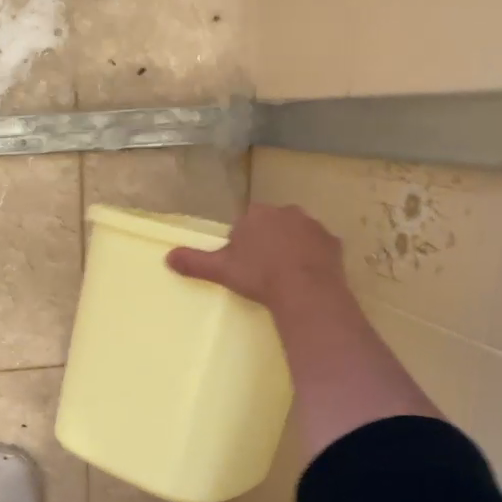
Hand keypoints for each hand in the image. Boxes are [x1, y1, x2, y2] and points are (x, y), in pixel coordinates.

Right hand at [166, 203, 345, 307]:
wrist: (304, 289)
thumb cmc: (258, 275)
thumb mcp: (221, 270)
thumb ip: (194, 261)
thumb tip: (167, 257)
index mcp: (257, 214)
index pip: (245, 223)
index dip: (243, 243)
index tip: (243, 264)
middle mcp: (286, 212)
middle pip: (272, 225)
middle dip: (268, 241)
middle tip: (262, 270)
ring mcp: (313, 225)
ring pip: (297, 233)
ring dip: (291, 247)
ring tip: (285, 275)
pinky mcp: (333, 241)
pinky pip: (318, 247)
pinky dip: (313, 258)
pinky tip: (306, 276)